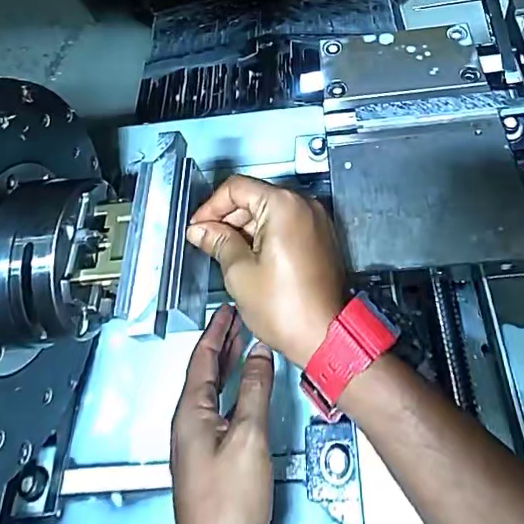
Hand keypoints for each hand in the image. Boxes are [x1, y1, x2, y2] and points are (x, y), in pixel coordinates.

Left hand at [172, 304, 275, 523]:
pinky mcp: (208, 459)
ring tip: (243, 343)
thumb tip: (261, 355)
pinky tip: (247, 388)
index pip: (203, 358)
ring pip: (212, 390)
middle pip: (204, 371)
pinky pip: (218, 408)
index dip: (217, 330)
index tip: (227, 310)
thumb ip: (255, 390)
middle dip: (223, 342)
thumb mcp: (249, 436)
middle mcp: (188, 427)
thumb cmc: (227, 508)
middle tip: (237, 319)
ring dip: (228, 364)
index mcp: (190, 415)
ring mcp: (196, 444)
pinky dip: (233, 388)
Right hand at [186, 174, 347, 363]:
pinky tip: (250, 258)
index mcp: (283, 205)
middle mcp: (303, 205)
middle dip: (227, 218)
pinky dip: (265, 235)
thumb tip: (201, 230)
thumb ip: (218, 242)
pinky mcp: (319, 235)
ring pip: (269, 210)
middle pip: (254, 196)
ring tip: (226, 254)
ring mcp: (314, 219)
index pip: (236, 187)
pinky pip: (285, 224)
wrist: (325, 335)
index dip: (211, 207)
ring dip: (244, 228)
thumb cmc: (289, 309)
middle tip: (207, 242)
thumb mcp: (239, 273)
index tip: (198, 226)